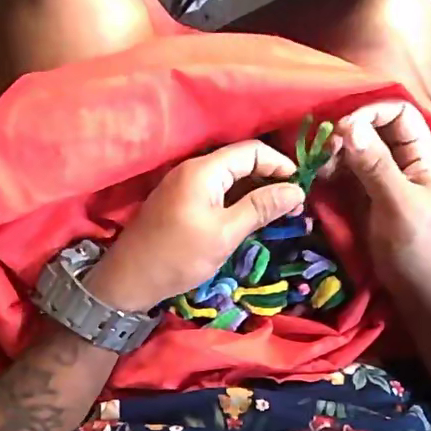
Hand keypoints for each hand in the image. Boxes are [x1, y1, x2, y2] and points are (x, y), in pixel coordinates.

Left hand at [88, 142, 306, 311]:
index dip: (281, 165)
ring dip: (255, 192)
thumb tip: (296, 190)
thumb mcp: (225, 233)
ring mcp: (183, 185)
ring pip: (229, 178)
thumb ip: (260, 208)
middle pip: (241, 161)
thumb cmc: (178, 256)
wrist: (128, 280)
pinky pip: (215, 191)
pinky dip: (236, 201)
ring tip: (278, 215)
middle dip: (270, 179)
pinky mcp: (179, 201)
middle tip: (293, 206)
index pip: (252, 151)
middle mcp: (192, 169)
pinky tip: (250, 219)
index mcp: (203, 170)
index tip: (301, 188)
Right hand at [334, 101, 430, 287]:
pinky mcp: (363, 194)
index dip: (371, 113)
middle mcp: (402, 159)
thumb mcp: (397, 203)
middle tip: (325, 150)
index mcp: (422, 154)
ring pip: (355, 149)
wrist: (415, 287)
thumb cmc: (415, 245)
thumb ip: (375, 165)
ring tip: (319, 166)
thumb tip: (349, 126)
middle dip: (348, 134)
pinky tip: (318, 177)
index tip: (343, 129)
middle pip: (373, 128)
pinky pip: (344, 171)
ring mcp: (381, 176)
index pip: (398, 113)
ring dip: (334, 152)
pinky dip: (330, 170)